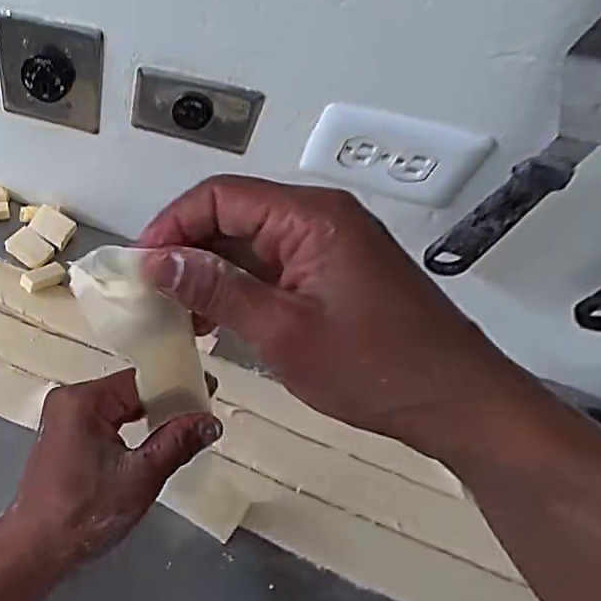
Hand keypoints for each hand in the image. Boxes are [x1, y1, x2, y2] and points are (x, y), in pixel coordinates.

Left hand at [3, 369, 221, 567]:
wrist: (37, 548)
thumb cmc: (85, 512)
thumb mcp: (140, 477)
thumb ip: (176, 443)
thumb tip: (210, 422)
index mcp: (82, 400)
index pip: (138, 380)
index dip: (175, 384)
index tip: (207, 387)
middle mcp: (70, 400)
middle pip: (128, 390)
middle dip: (165, 400)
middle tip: (203, 406)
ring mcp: (65, 417)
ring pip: (118, 406)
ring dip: (149, 415)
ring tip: (187, 422)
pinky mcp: (65, 435)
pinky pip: (106, 420)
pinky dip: (131, 427)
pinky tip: (155, 436)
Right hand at [138, 175, 537, 455]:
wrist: (458, 403)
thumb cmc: (380, 369)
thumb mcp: (283, 331)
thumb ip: (217, 289)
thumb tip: (158, 261)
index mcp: (310, 217)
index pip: (221, 197)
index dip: (172, 225)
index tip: (142, 264)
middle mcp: (318, 218)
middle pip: (232, 216)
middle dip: (187, 251)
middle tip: (154, 294)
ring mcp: (326, 245)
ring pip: (247, 243)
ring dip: (210, 273)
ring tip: (180, 314)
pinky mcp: (330, 271)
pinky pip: (269, 266)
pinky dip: (238, 288)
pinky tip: (217, 320)